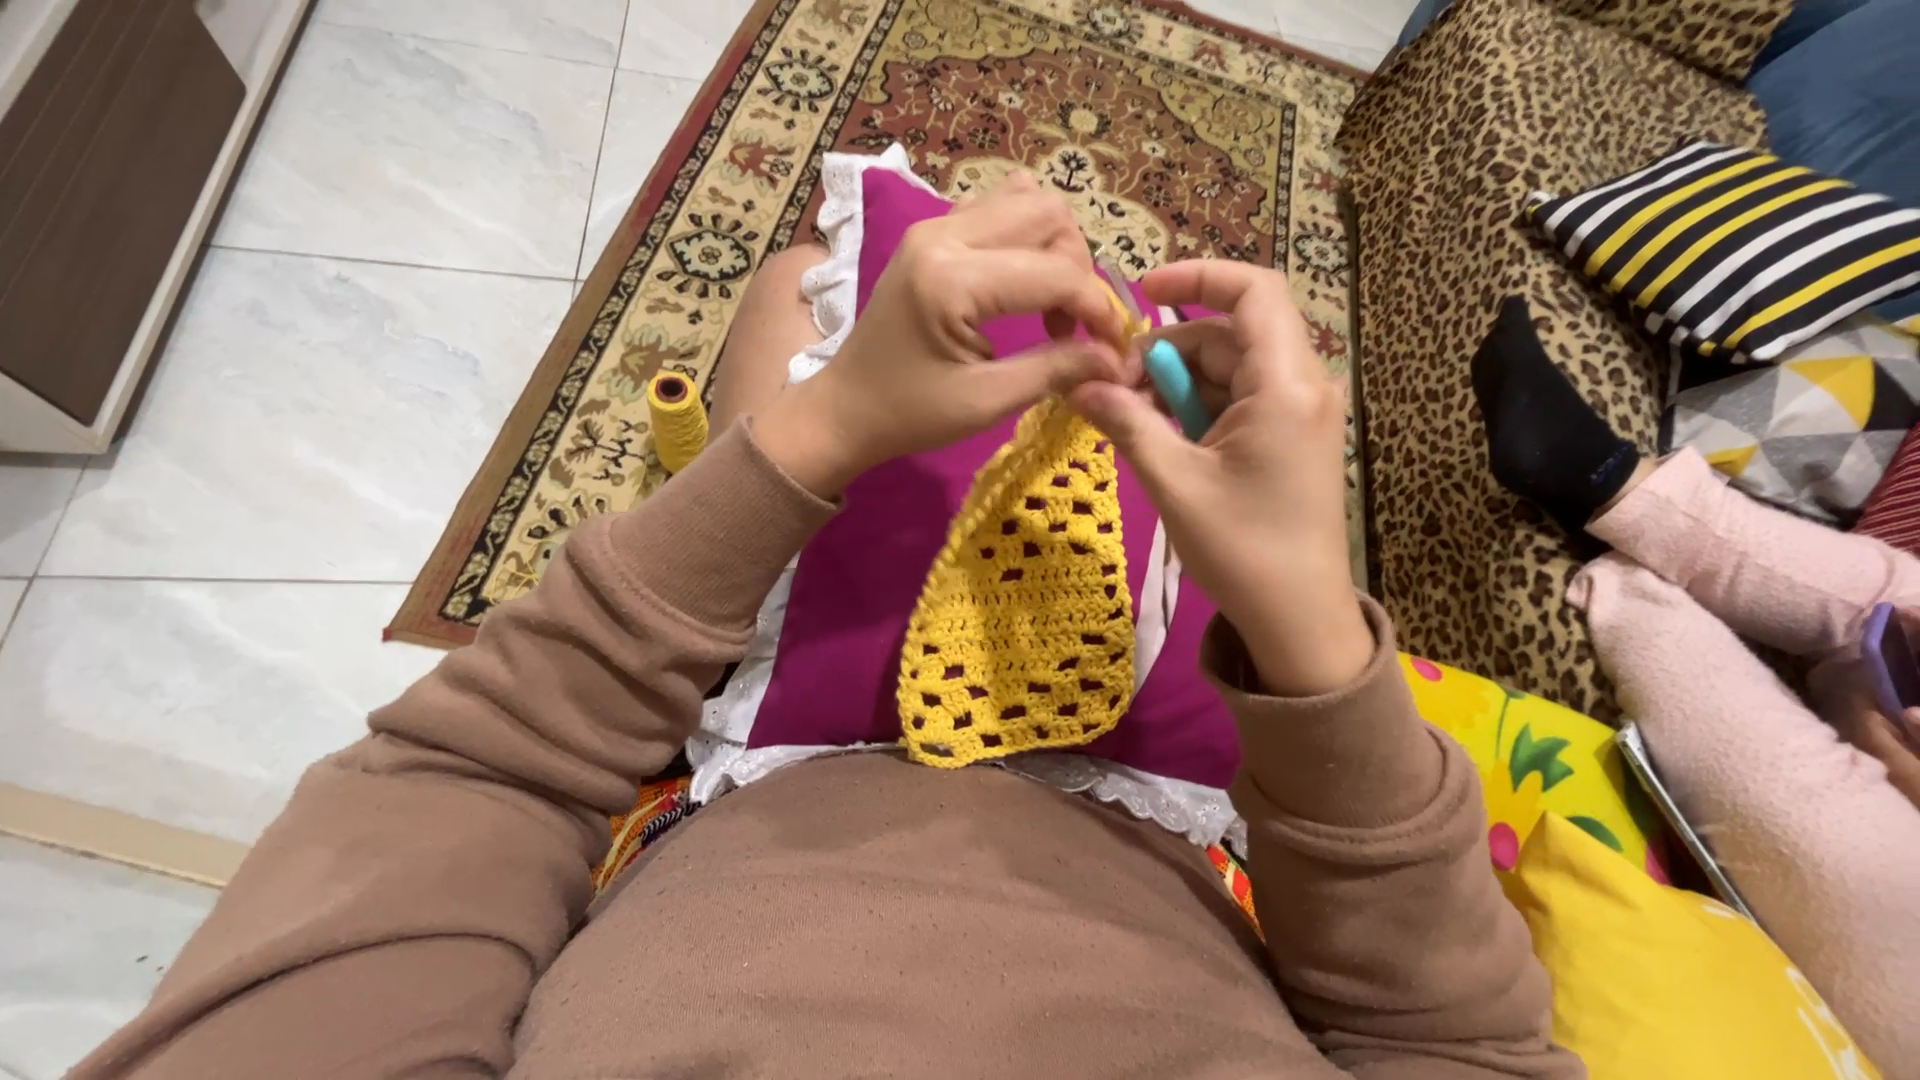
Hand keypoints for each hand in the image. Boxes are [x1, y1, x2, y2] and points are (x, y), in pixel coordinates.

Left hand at [756, 174, 1130, 495]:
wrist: (844, 409)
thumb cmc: (908, 415)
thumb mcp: (985, 402)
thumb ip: (1055, 371)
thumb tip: (1117, 359)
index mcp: (951, 279)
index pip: (1055, 272)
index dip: (1098, 310)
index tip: (1114, 351)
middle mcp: (942, 234)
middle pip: (1048, 214)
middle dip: (1078, 269)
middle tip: (1072, 328)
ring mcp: (933, 227)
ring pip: (1027, 203)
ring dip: (1055, 250)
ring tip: (1048, 307)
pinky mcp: (931, 234)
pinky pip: (997, 212)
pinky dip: (1026, 242)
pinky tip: (1021, 288)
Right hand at [1068, 259, 1371, 695]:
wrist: (1298, 616)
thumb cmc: (1241, 548)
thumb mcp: (1174, 482)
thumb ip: (1126, 423)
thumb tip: (1077, 384)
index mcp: (1285, 384)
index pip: (1252, 291)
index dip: (1196, 276)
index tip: (1140, 292)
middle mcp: (1303, 385)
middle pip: (1228, 334)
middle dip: (1167, 352)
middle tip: (1115, 393)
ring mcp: (1299, 413)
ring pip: (1228, 369)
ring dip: (1176, 386)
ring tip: (1132, 424)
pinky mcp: (1290, 438)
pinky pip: (1239, 399)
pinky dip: (1196, 409)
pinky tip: (1163, 441)